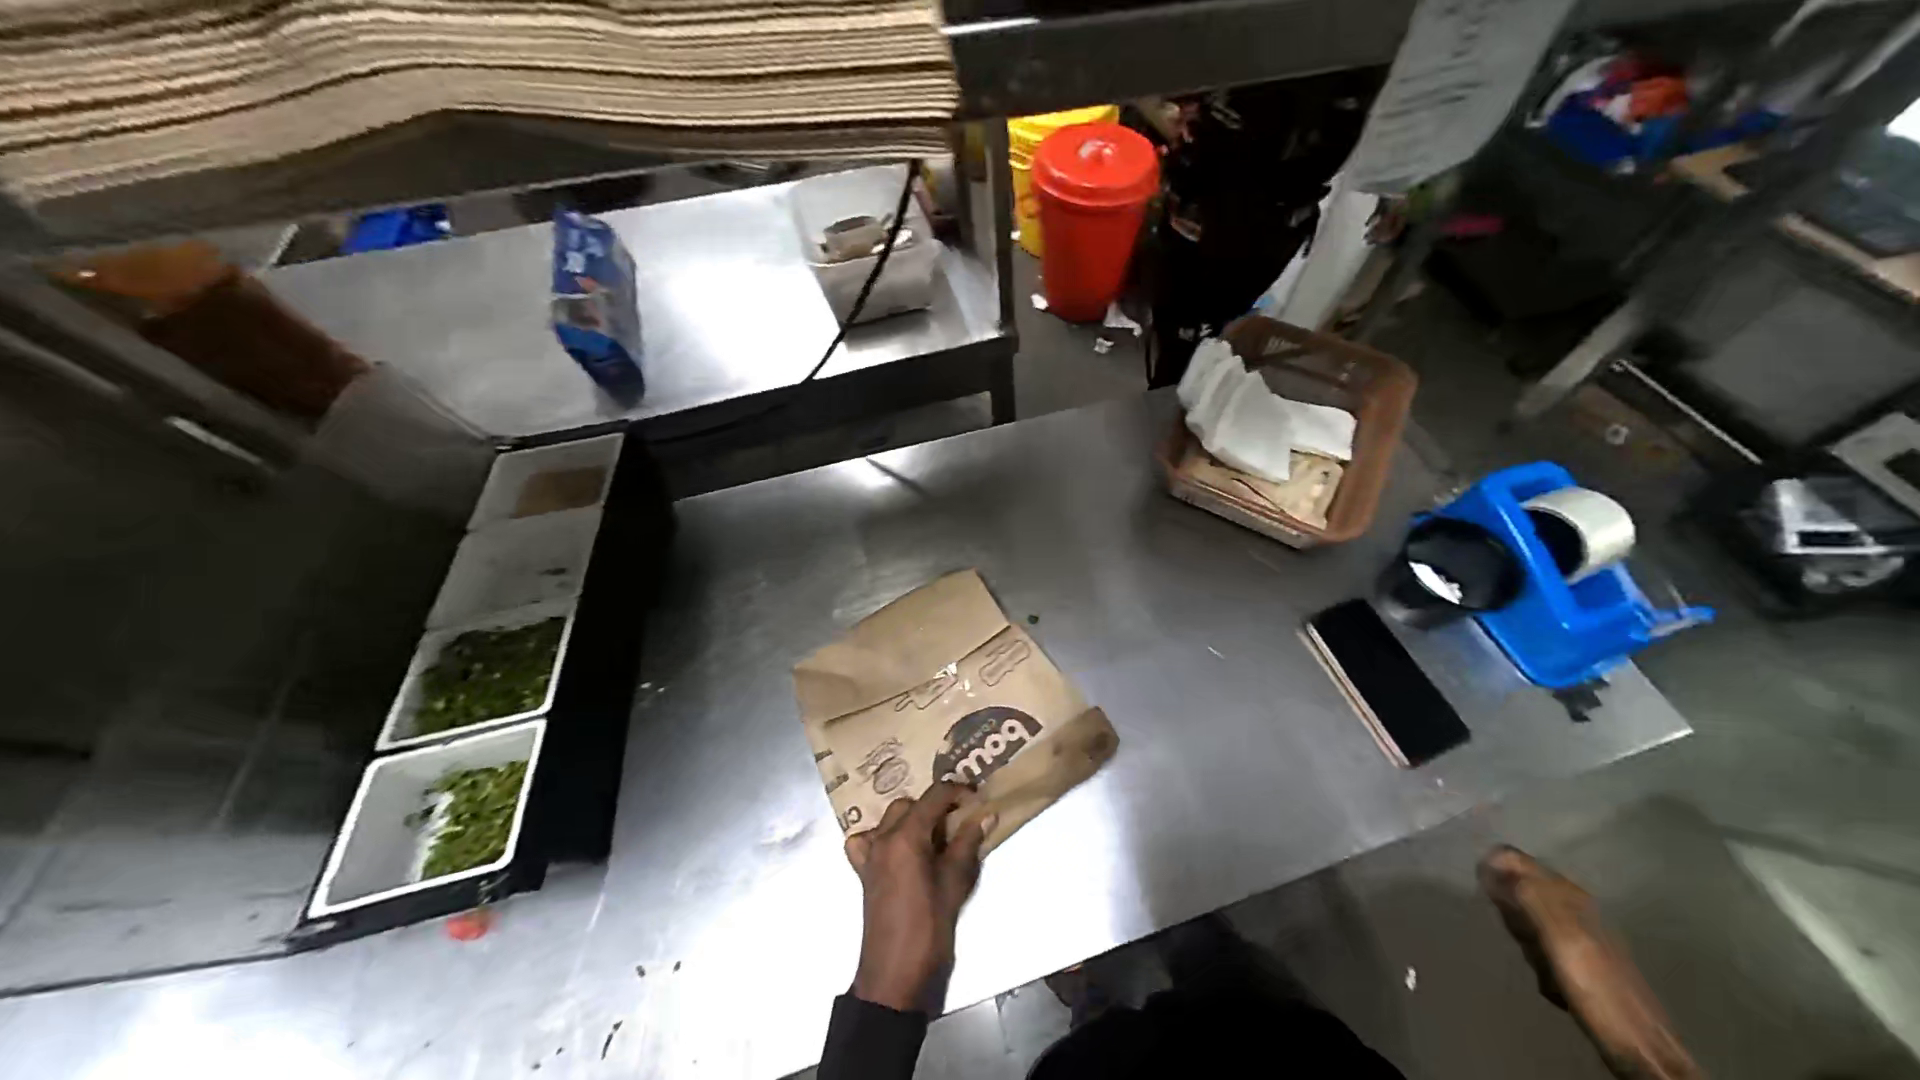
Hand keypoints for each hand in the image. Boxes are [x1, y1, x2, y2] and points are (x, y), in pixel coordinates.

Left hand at [844, 782, 995, 1012]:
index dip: (958, 791)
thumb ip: (968, 843)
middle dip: (936, 806)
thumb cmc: (929, 927)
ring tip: (935, 836)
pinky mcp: (863, 871)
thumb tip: (986, 813)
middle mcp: (883, 836)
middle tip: (961, 822)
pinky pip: (866, 840)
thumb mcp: (955, 882)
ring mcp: (869, 853)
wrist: (895, 973)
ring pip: (890, 817)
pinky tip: (898, 849)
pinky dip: (881, 836)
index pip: (934, 796)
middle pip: (911, 804)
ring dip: (913, 818)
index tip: (977, 799)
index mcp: (906, 835)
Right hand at [1480, 845, 1702, 1079]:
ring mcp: (1576, 933)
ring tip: (1535, 959)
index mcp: (1569, 894)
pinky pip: (1537, 945)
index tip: (1485, 894)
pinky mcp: (1577, 959)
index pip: (1515, 859)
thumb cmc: (1595, 985)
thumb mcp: (1560, 935)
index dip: (1492, 869)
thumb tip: (1493, 857)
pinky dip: (1535, 958)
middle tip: (1519, 934)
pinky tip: (1546, 976)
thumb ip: (1530, 895)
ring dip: (1521, 937)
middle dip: (1507, 909)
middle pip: (1516, 888)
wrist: (1638, 1043)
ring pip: (1524, 918)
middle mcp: (1573, 906)